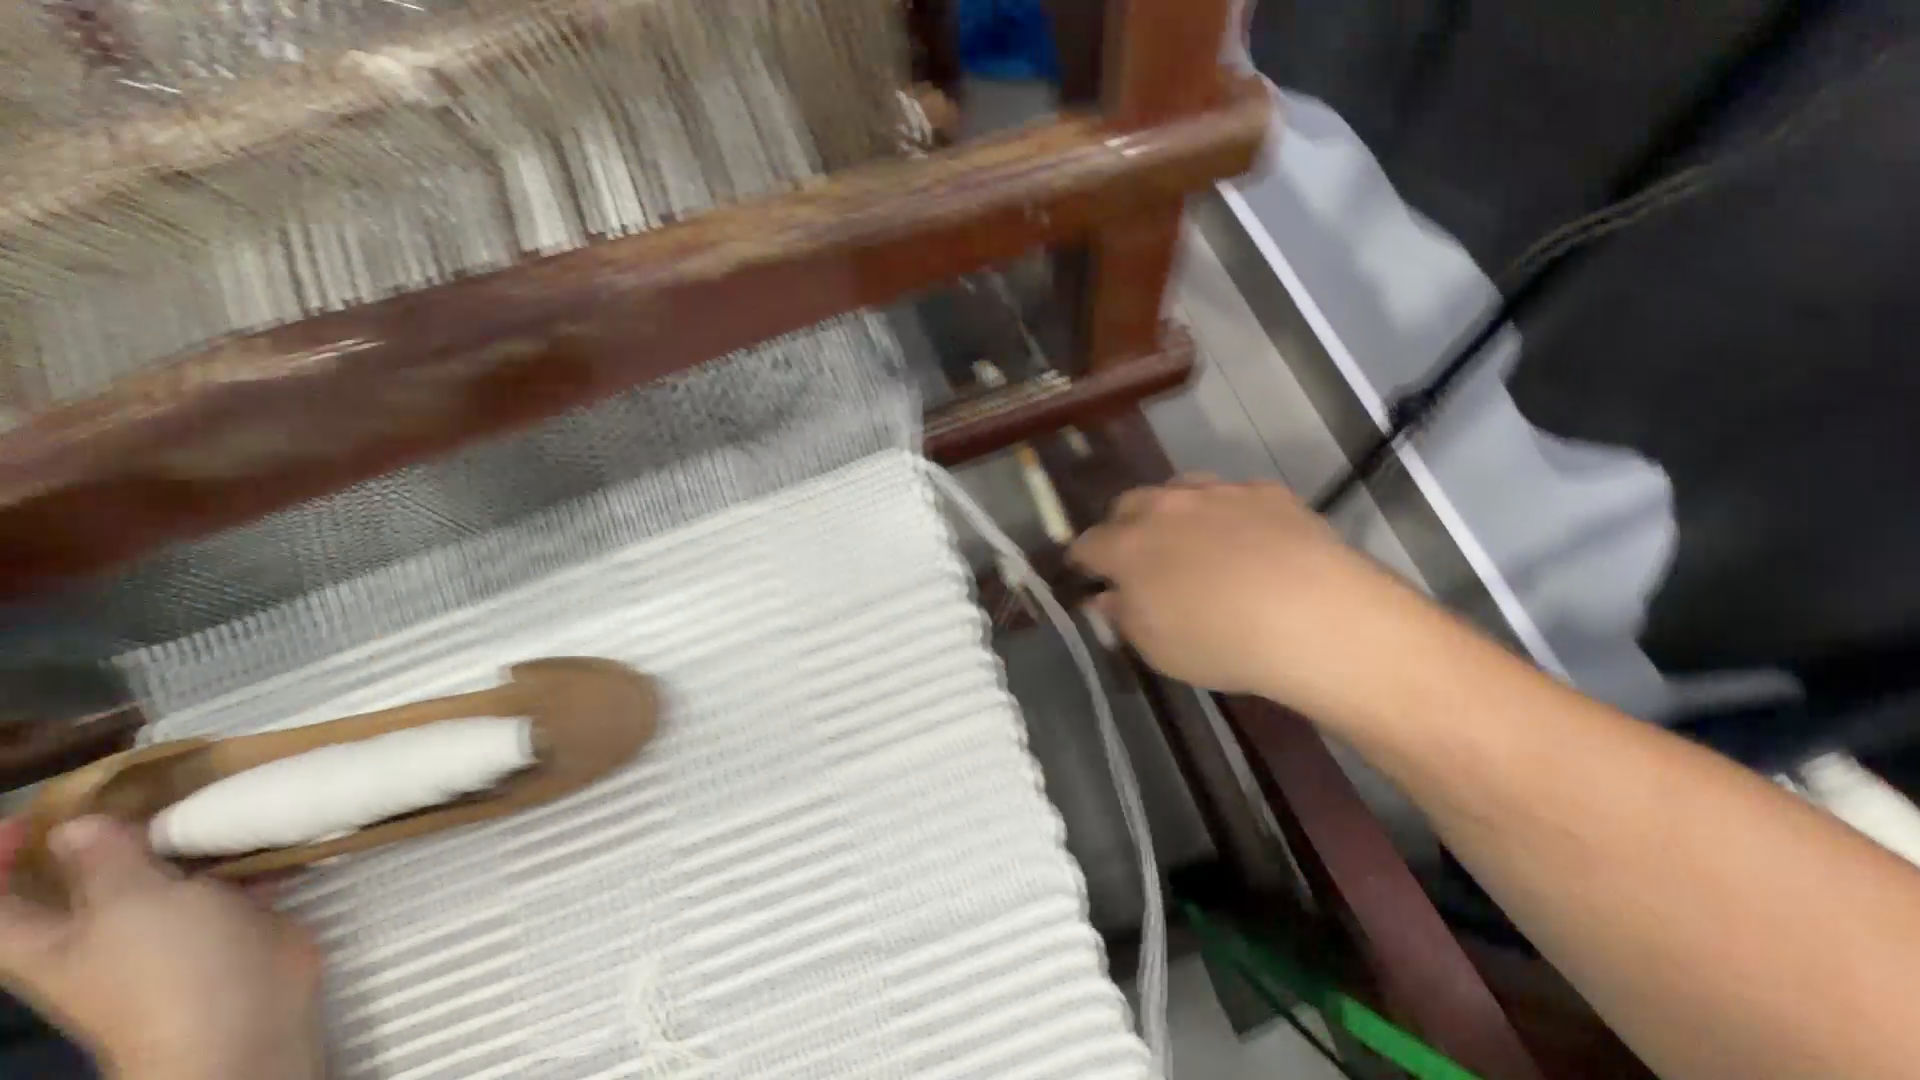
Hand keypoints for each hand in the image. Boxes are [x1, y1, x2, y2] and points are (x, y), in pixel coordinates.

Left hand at [0, 816, 323, 1079]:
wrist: (246, 1017)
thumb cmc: (165, 965)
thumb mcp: (127, 903)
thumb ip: (104, 859)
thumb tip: (77, 824)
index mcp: (50, 939)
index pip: (0, 896)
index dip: (5, 853)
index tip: (41, 810)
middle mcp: (103, 931)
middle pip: (89, 875)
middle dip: (111, 832)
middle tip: (143, 787)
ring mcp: (171, 928)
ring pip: (165, 872)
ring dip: (183, 837)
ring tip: (207, 794)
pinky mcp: (229, 922)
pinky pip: (228, 878)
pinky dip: (241, 853)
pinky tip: (260, 825)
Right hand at [1068, 477, 1431, 713]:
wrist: (1316, 616)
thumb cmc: (1222, 644)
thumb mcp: (1158, 649)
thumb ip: (1124, 617)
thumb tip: (1106, 597)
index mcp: (1127, 547)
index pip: (1087, 544)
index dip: (1083, 562)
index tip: (1088, 577)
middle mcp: (1165, 508)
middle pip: (1128, 504)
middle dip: (1124, 527)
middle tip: (1138, 559)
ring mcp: (1217, 493)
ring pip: (1179, 490)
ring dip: (1173, 512)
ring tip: (1191, 542)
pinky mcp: (1266, 492)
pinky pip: (1231, 495)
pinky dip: (1227, 514)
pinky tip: (1249, 542)